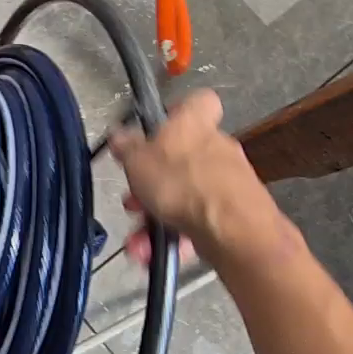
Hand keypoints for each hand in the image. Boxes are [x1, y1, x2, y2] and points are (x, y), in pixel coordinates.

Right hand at [106, 89, 297, 273]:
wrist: (233, 229)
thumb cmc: (182, 184)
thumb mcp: (137, 160)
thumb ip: (126, 146)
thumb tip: (120, 135)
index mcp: (195, 123)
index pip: (195, 102)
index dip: (173, 113)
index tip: (153, 132)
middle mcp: (216, 148)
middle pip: (179, 160)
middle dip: (150, 185)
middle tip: (133, 201)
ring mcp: (227, 181)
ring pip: (182, 196)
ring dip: (154, 218)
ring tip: (138, 240)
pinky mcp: (232, 212)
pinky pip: (193, 220)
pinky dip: (173, 236)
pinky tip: (155, 252)